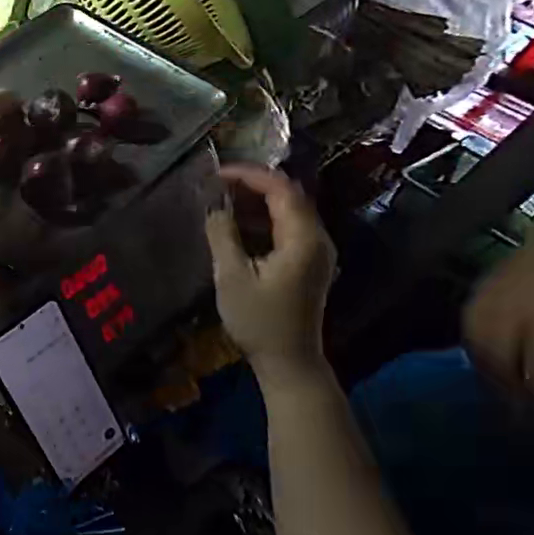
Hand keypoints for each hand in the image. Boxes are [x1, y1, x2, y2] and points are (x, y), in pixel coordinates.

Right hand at [204, 164, 336, 378]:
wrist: (289, 360)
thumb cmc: (258, 320)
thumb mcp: (231, 277)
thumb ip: (223, 236)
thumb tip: (215, 207)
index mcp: (303, 238)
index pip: (281, 189)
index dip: (249, 175)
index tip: (217, 173)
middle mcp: (318, 238)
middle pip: (290, 196)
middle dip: (254, 184)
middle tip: (218, 184)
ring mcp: (317, 252)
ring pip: (290, 212)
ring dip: (258, 202)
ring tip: (224, 200)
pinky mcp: (309, 264)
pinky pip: (289, 229)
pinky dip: (264, 220)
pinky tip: (239, 225)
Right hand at [464, 177, 533, 415]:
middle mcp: (508, 312)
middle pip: (503, 371)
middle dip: (518, 404)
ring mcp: (485, 304)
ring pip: (480, 358)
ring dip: (495, 385)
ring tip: (513, 405)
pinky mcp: (475, 299)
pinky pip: (470, 340)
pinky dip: (481, 361)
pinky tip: (497, 371)